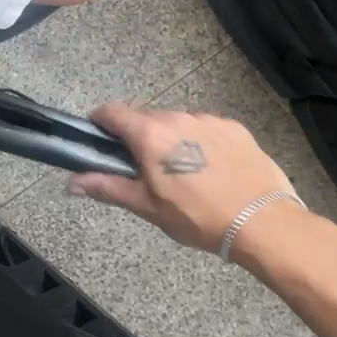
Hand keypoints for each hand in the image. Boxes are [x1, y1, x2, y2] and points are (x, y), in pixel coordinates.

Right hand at [68, 103, 300, 253]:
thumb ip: (107, 187)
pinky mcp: (235, 128)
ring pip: (177, 123)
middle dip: (140, 137)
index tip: (100, 138)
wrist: (265, 224)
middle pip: (145, 118)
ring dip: (172, 139)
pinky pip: (206, 128)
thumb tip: (71, 184)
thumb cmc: (198, 217)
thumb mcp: (147, 206)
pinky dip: (201, 141)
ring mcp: (208, 121)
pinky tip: (212, 169)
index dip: (101, 122)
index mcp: (149, 134)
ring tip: (184, 171)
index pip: (112, 112)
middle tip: (146, 168)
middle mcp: (176, 118)